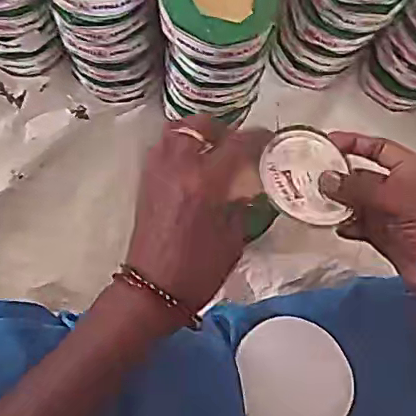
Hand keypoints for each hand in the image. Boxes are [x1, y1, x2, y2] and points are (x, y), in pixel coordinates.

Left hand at [123, 116, 270, 313]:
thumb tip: (249, 186)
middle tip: (237, 146)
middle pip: (201, 126)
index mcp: (205, 182)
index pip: (238, 144)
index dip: (258, 138)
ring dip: (198, 134)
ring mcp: (158, 170)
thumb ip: (242, 203)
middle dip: (223, 131)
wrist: (153, 289)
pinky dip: (180, 147)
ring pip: (178, 131)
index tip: (269, 140)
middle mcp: (178, 167)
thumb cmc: (199, 270)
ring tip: (213, 151)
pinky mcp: (145, 180)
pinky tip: (193, 166)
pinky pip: (164, 147)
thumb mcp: (234, 237)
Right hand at [319, 132, 415, 289]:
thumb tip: (326, 179)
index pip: (378, 148)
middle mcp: (400, 187)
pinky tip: (335, 224)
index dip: (354, 143)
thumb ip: (358, 186)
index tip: (328, 141)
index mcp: (411, 169)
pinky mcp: (385, 235)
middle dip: (340, 175)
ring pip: (358, 200)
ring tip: (317, 199)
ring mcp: (391, 212)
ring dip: (339, 201)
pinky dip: (347, 223)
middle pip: (364, 175)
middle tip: (313, 174)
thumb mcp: (395, 197)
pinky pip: (359, 224)